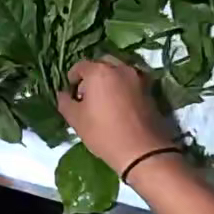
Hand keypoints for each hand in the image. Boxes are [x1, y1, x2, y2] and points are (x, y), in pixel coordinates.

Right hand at [56, 58, 176, 175]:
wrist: (141, 149)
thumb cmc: (103, 132)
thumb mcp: (75, 119)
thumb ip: (65, 102)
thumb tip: (63, 94)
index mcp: (99, 71)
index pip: (80, 66)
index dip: (72, 78)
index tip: (71, 92)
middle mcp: (120, 68)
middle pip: (102, 64)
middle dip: (92, 75)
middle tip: (87, 94)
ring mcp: (138, 78)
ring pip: (119, 71)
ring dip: (109, 80)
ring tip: (104, 99)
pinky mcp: (150, 90)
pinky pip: (131, 82)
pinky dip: (123, 87)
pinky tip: (119, 104)